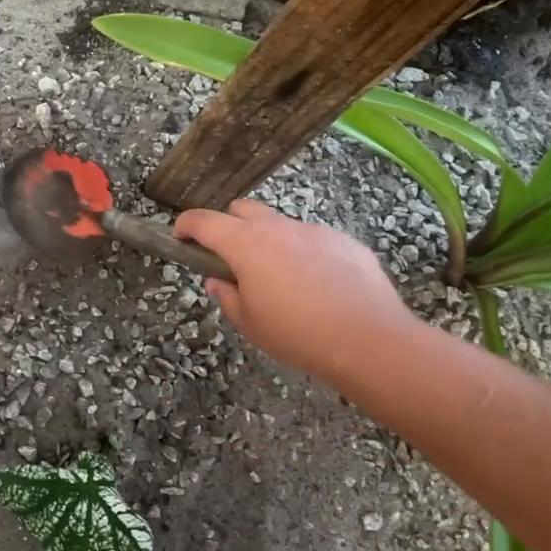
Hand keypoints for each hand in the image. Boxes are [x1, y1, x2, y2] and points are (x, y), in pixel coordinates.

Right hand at [175, 199, 419, 382]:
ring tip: (286, 280)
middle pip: (243, 209)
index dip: (186, 225)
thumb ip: (227, 297)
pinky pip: (317, 241)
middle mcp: (277, 227)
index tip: (180, 235)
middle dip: (231, 225)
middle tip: (234, 257)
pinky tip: (324, 288)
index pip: (203, 221)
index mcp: (246, 244)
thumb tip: (218, 281)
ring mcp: (314, 231)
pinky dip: (310, 255)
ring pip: (283, 226)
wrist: (370, 341)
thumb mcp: (251, 324)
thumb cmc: (299, 334)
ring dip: (274, 243)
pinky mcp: (345, 242)